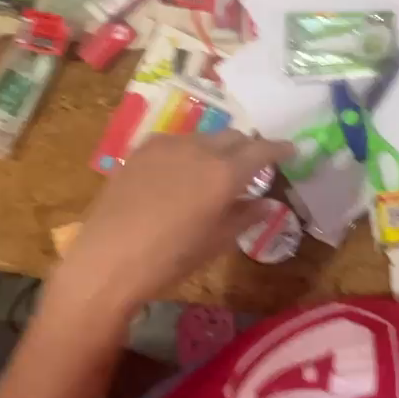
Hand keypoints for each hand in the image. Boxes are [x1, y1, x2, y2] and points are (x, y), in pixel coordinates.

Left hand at [49, 131, 294, 322]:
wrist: (106, 260)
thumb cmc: (168, 260)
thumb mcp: (215, 243)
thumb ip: (245, 216)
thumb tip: (267, 203)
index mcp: (224, 173)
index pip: (262, 150)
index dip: (280, 149)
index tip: (292, 151)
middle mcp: (199, 149)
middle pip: (234, 137)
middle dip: (248, 148)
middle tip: (253, 168)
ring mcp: (167, 145)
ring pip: (204, 138)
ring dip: (217, 150)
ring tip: (214, 173)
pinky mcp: (141, 149)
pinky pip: (177, 142)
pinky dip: (190, 153)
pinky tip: (182, 175)